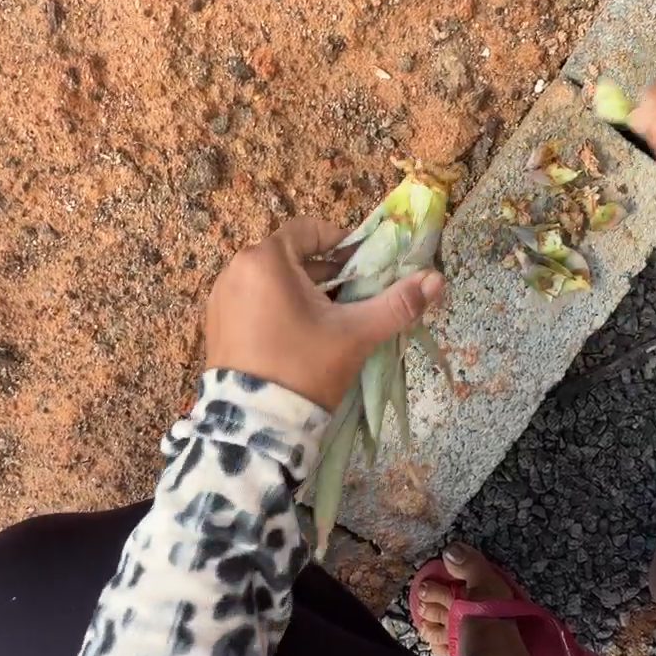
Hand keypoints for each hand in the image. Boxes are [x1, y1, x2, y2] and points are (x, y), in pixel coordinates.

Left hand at [204, 218, 444, 409]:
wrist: (255, 425)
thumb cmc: (305, 368)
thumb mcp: (356, 333)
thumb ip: (398, 303)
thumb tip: (437, 279)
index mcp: (266, 260)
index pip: (310, 229)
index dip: (342, 243)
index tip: (364, 266)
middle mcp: (236, 269)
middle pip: (292, 254)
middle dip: (327, 270)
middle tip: (355, 295)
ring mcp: (221, 297)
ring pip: (274, 278)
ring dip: (305, 288)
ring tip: (332, 316)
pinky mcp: (217, 322)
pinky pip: (255, 299)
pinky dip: (280, 305)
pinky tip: (301, 334)